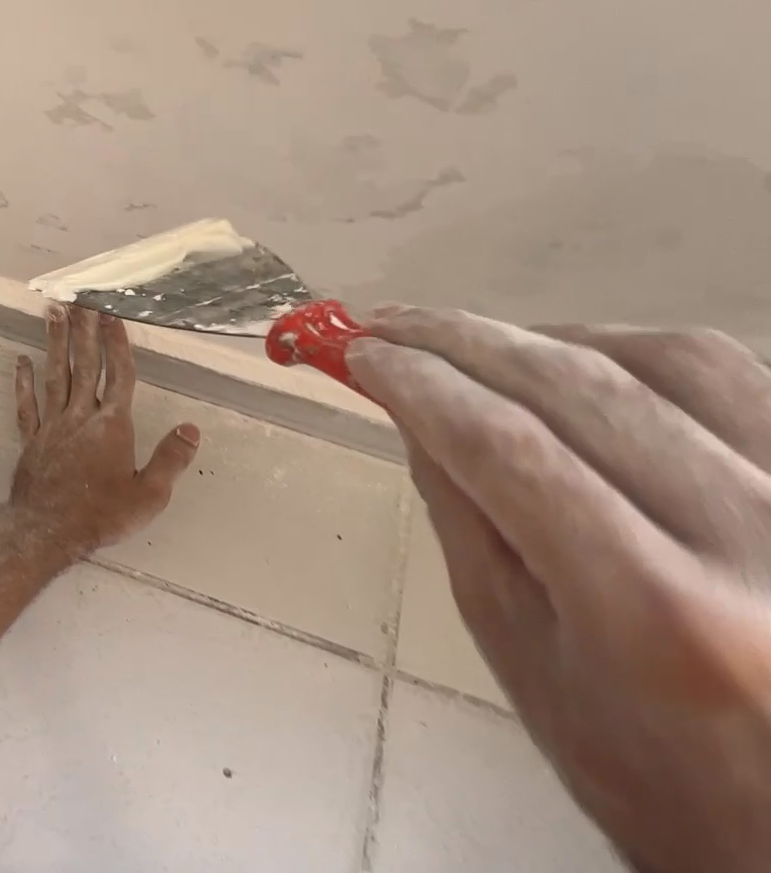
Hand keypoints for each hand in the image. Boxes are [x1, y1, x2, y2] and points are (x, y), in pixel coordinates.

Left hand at [2, 304, 200, 560]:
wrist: (46, 529)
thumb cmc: (101, 514)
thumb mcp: (150, 494)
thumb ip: (171, 459)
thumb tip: (191, 428)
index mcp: (112, 425)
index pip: (118, 375)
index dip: (117, 343)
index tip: (112, 315)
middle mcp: (80, 416)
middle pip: (84, 364)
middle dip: (84, 330)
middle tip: (80, 298)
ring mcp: (52, 424)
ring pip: (54, 375)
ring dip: (54, 342)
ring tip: (53, 312)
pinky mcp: (32, 438)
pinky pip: (27, 403)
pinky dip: (24, 381)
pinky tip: (21, 360)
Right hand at [347, 306, 770, 872]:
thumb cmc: (643, 764)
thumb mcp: (519, 650)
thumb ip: (467, 520)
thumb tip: (414, 412)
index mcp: (654, 614)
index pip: (503, 447)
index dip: (416, 382)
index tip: (358, 352)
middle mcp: (766, 548)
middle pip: (585, 389)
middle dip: (465, 340)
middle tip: (390, 324)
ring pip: (682, 361)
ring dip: (554, 336)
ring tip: (481, 345)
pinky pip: (747, 380)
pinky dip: (642, 355)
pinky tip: (583, 365)